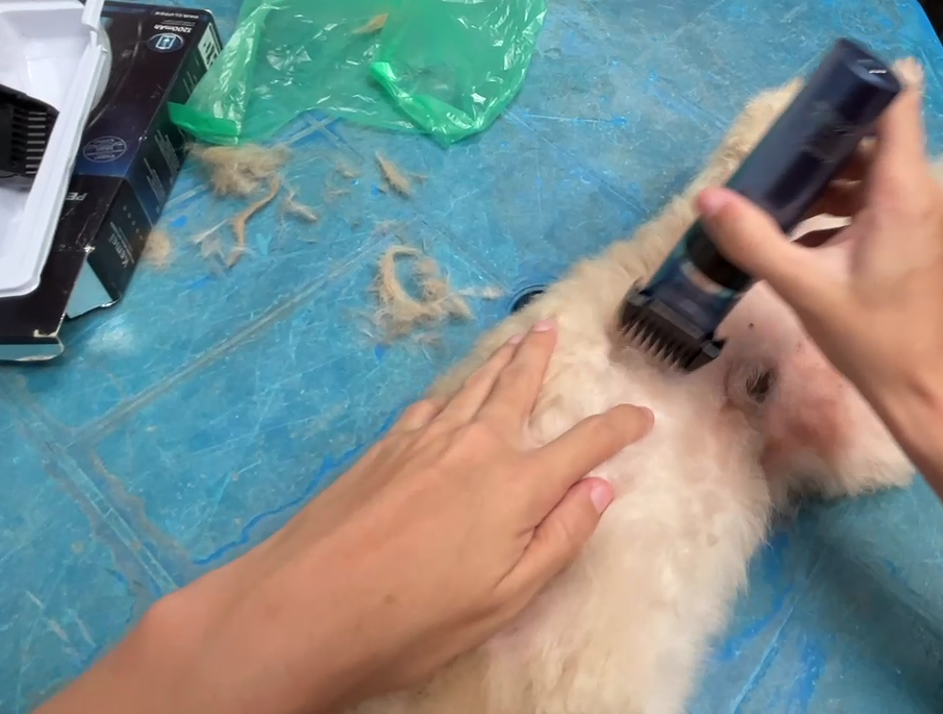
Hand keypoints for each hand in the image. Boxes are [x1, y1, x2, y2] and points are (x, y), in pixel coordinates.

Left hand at [41, 322, 653, 713]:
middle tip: (551, 324)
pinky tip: (449, 396)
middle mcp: (476, 446)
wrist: (299, 609)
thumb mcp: (505, 598)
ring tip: (514, 338)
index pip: (585, 443)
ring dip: (499, 361)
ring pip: (474, 386)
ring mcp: (426, 440)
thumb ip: (561, 537)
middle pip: (518, 387)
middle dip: (540, 354)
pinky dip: (451, 394)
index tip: (643, 414)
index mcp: (515, 485)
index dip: (619, 426)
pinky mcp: (385, 447)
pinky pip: (431, 406)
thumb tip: (603, 486)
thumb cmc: (413, 619)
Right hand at [696, 84, 942, 409]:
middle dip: (821, 135)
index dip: (861, 83)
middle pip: (871, 135)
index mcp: (901, 190)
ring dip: (822, 174)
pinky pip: (867, 197)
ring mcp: (913, 212)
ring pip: (865, 169)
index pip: (897, 105)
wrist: (918, 388)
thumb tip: (707, 198)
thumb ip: (754, 240)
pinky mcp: (905, 232)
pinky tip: (791, 225)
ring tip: (771, 185)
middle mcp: (915, 191)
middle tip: (770, 145)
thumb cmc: (871, 337)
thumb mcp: (804, 287)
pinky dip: (832, 202)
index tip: (816, 81)